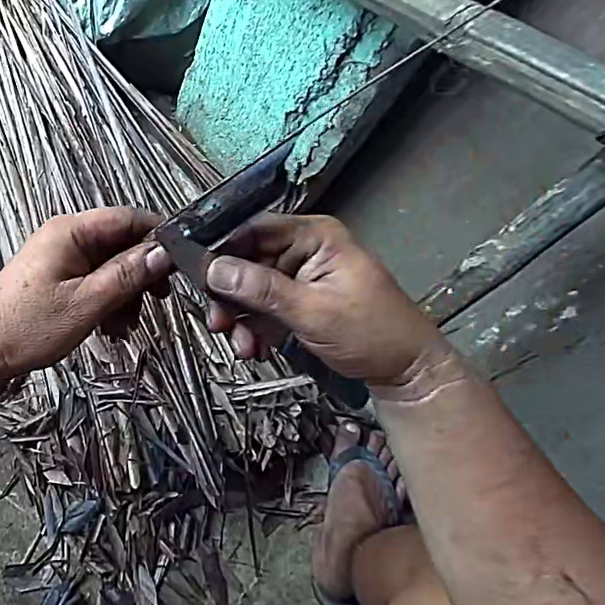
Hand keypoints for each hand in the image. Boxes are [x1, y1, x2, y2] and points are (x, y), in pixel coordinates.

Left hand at [0, 207, 172, 383]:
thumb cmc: (25, 327)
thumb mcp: (87, 303)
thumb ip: (128, 275)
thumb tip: (162, 253)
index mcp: (70, 231)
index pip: (128, 217)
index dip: (157, 238)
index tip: (177, 262)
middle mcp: (65, 237)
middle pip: (121, 243)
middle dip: (141, 272)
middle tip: (155, 299)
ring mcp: (60, 256)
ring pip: (111, 265)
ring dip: (125, 292)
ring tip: (124, 323)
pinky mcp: (58, 276)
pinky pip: (95, 279)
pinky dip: (108, 300)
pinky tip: (109, 325)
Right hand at [203, 214, 451, 389]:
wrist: (406, 374)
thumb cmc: (373, 334)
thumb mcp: (311, 311)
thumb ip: (260, 288)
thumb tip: (214, 268)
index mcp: (314, 235)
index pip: (253, 230)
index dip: (222, 252)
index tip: (197, 276)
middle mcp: (304, 249)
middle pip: (246, 262)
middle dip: (230, 296)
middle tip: (218, 322)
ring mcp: (300, 277)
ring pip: (251, 289)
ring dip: (241, 319)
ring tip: (243, 346)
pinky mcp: (298, 301)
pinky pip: (263, 308)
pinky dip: (255, 329)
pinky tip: (256, 348)